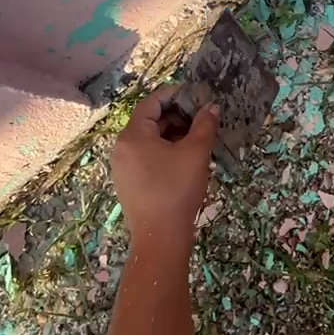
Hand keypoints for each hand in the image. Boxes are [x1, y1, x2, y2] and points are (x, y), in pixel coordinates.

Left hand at [110, 89, 218, 248]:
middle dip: (177, 116)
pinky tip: (186, 158)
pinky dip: (165, 150)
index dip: (175, 95)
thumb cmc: (176, 189)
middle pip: (150, 120)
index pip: (152, 102)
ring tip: (198, 138)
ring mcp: (123, 167)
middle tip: (202, 119)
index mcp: (133, 136)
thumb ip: (204, 124)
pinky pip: (146, 155)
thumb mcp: (196, 152)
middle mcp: (122, 148)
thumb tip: (211, 106)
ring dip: (173, 133)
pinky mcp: (129, 183)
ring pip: (149, 139)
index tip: (197, 96)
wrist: (161, 239)